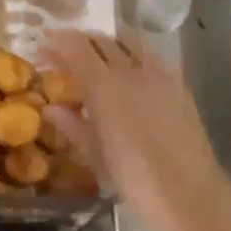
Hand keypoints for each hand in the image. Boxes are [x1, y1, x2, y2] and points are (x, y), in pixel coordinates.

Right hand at [41, 29, 230, 230]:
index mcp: (104, 86)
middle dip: (80, 41)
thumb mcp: (94, 154)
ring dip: (109, 43)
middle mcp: (132, 70)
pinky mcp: (179, 85)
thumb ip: (72, 125)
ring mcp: (160, 74)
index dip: (58, 42)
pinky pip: (151, 57)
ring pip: (130, 42)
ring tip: (97, 57)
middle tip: (65, 52)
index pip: (76, 48)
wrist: (186, 190)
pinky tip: (129, 73)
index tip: (44, 45)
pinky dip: (133, 55)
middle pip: (102, 40)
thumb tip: (52, 107)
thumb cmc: (132, 177)